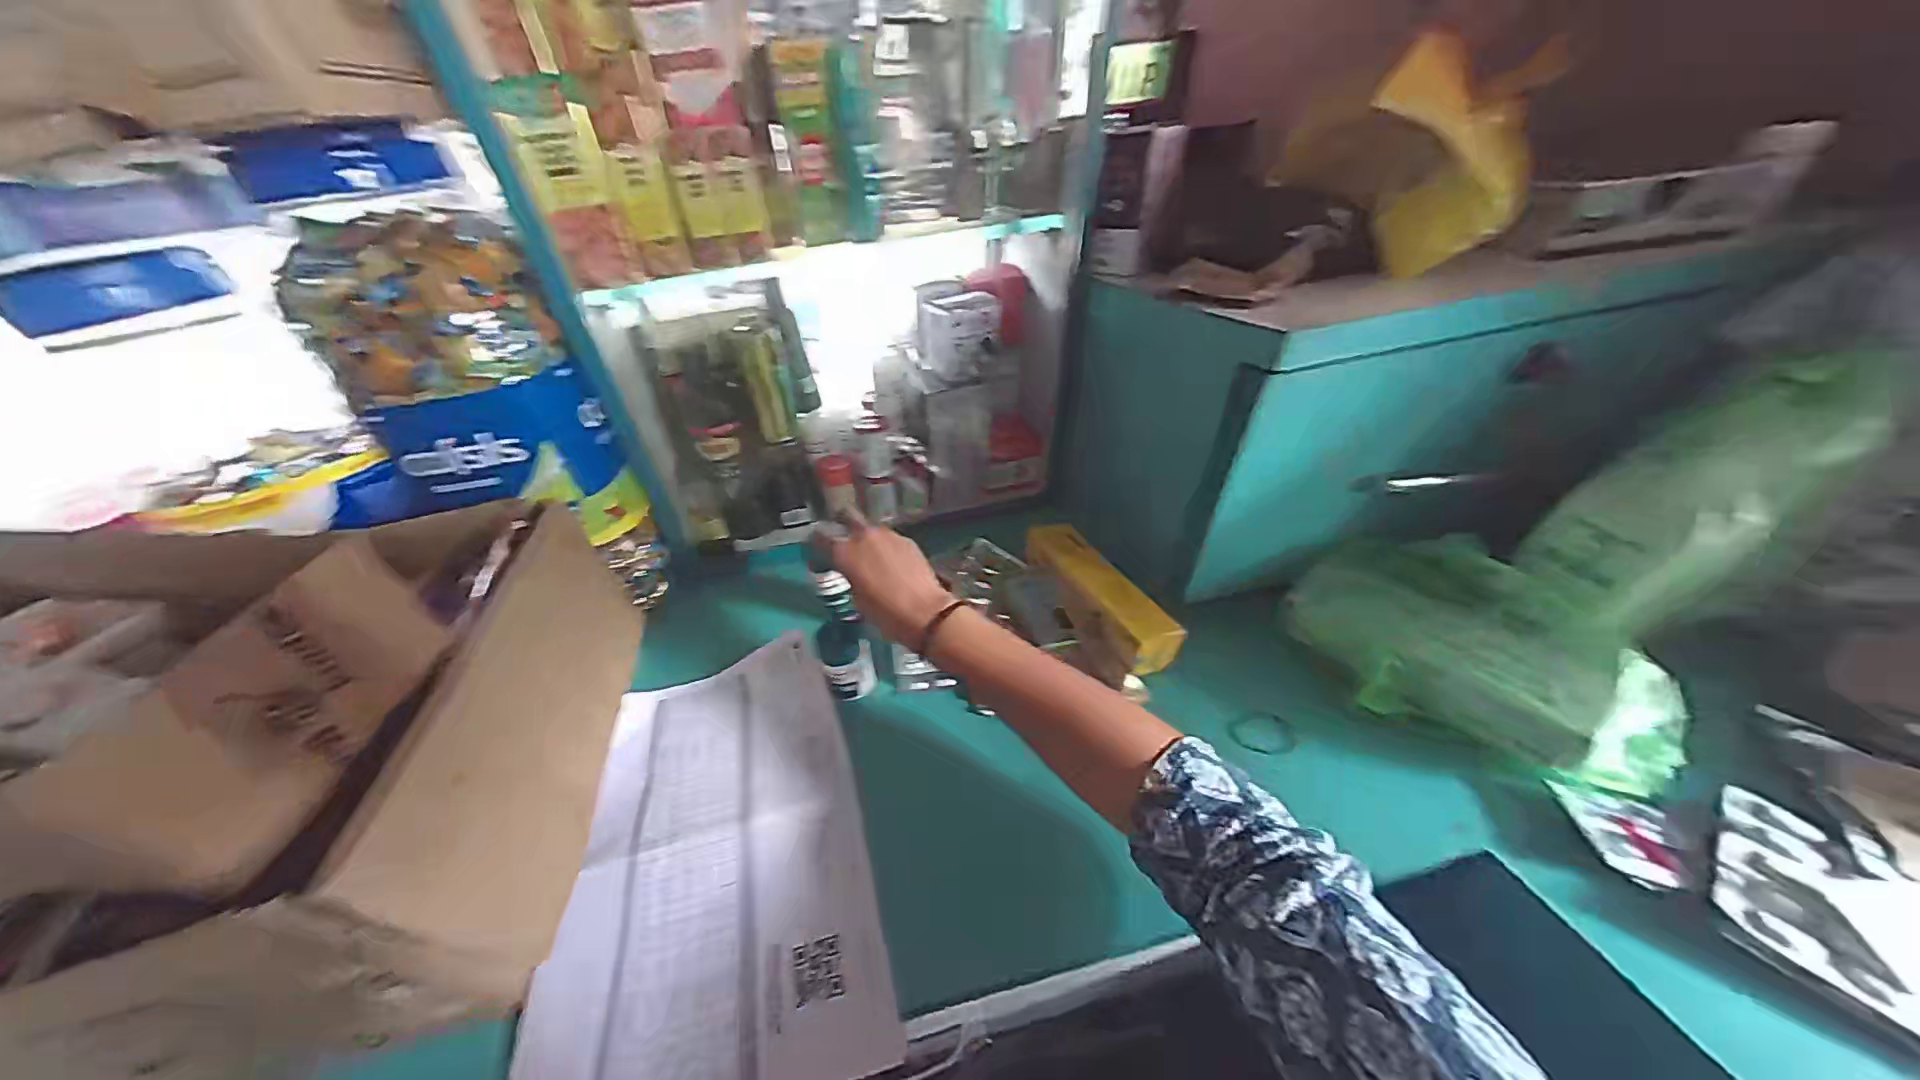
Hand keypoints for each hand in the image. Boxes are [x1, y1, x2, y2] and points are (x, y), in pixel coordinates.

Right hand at [816, 511, 954, 643]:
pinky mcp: (907, 540)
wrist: (925, 611)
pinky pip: (889, 538)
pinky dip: (886, 547)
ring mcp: (888, 535)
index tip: (819, 558)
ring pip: (871, 528)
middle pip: (847, 515)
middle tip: (844, 543)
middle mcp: (864, 536)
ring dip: (867, 538)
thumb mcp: (857, 599)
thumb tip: (851, 571)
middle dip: (842, 525)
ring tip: (871, 556)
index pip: (819, 537)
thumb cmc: (885, 612)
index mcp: (844, 552)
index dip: (816, 546)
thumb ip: (849, 577)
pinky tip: (891, 562)